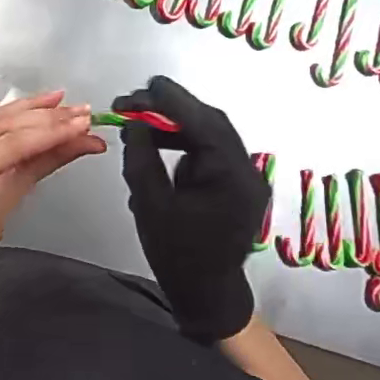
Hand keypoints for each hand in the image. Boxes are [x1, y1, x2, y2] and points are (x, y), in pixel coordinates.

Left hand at [0, 91, 105, 244]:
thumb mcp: (19, 191)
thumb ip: (51, 159)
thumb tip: (88, 141)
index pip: (14, 143)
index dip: (52, 131)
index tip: (84, 124)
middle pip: (8, 124)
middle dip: (50, 118)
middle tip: (84, 114)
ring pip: (2, 114)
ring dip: (39, 108)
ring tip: (72, 107)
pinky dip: (22, 107)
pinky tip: (47, 100)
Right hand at [114, 76, 266, 342]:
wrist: (206, 294)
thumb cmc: (177, 254)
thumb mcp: (151, 205)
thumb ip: (141, 159)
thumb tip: (134, 125)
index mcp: (232, 174)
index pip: (204, 123)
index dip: (173, 100)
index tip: (145, 85)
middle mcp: (246, 170)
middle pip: (209, 125)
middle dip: (170, 110)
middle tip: (133, 103)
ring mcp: (243, 178)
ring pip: (209, 138)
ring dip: (174, 128)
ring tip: (137, 126)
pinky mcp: (234, 187)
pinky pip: (208, 155)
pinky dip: (182, 147)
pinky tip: (156, 148)